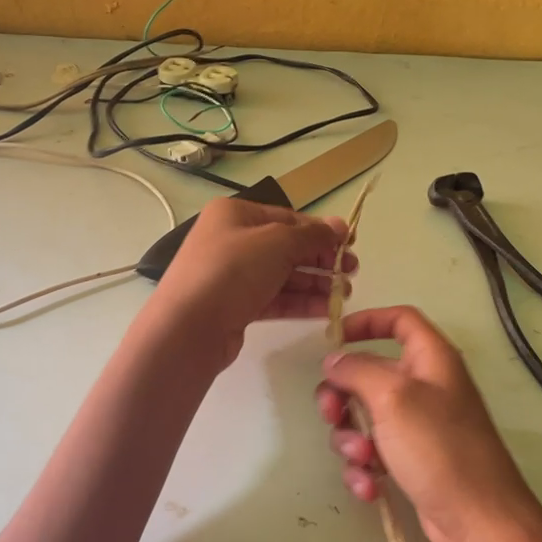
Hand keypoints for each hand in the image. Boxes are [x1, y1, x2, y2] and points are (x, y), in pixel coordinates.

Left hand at [146, 198, 355, 365]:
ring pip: (283, 275)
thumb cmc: (233, 270)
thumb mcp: (278, 242)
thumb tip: (340, 226)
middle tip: (352, 272)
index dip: (321, 231)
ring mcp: (233, 275)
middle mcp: (233, 240)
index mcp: (236, 214)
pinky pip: (275, 298)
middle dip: (321, 259)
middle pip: (287, 247)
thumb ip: (313, 235)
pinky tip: (326, 309)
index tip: (350, 245)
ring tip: (345, 294)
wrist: (189, 326)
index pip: (288, 218)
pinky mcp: (237, 306)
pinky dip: (301, 302)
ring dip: (315, 282)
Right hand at [316, 306, 541, 541]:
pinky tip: (370, 488)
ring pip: (364, 418)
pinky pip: (374, 453)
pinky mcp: (411, 461)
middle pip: (369, 373)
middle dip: (343, 396)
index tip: (334, 337)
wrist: (477, 519)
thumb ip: (358, 370)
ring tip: (364, 461)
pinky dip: (366, 468)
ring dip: (352, 440)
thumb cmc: (439, 448)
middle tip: (333, 415)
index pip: (401, 320)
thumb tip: (334, 360)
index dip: (368, 321)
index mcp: (431, 359)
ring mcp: (419, 426)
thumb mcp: (393, 398)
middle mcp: (426, 387)